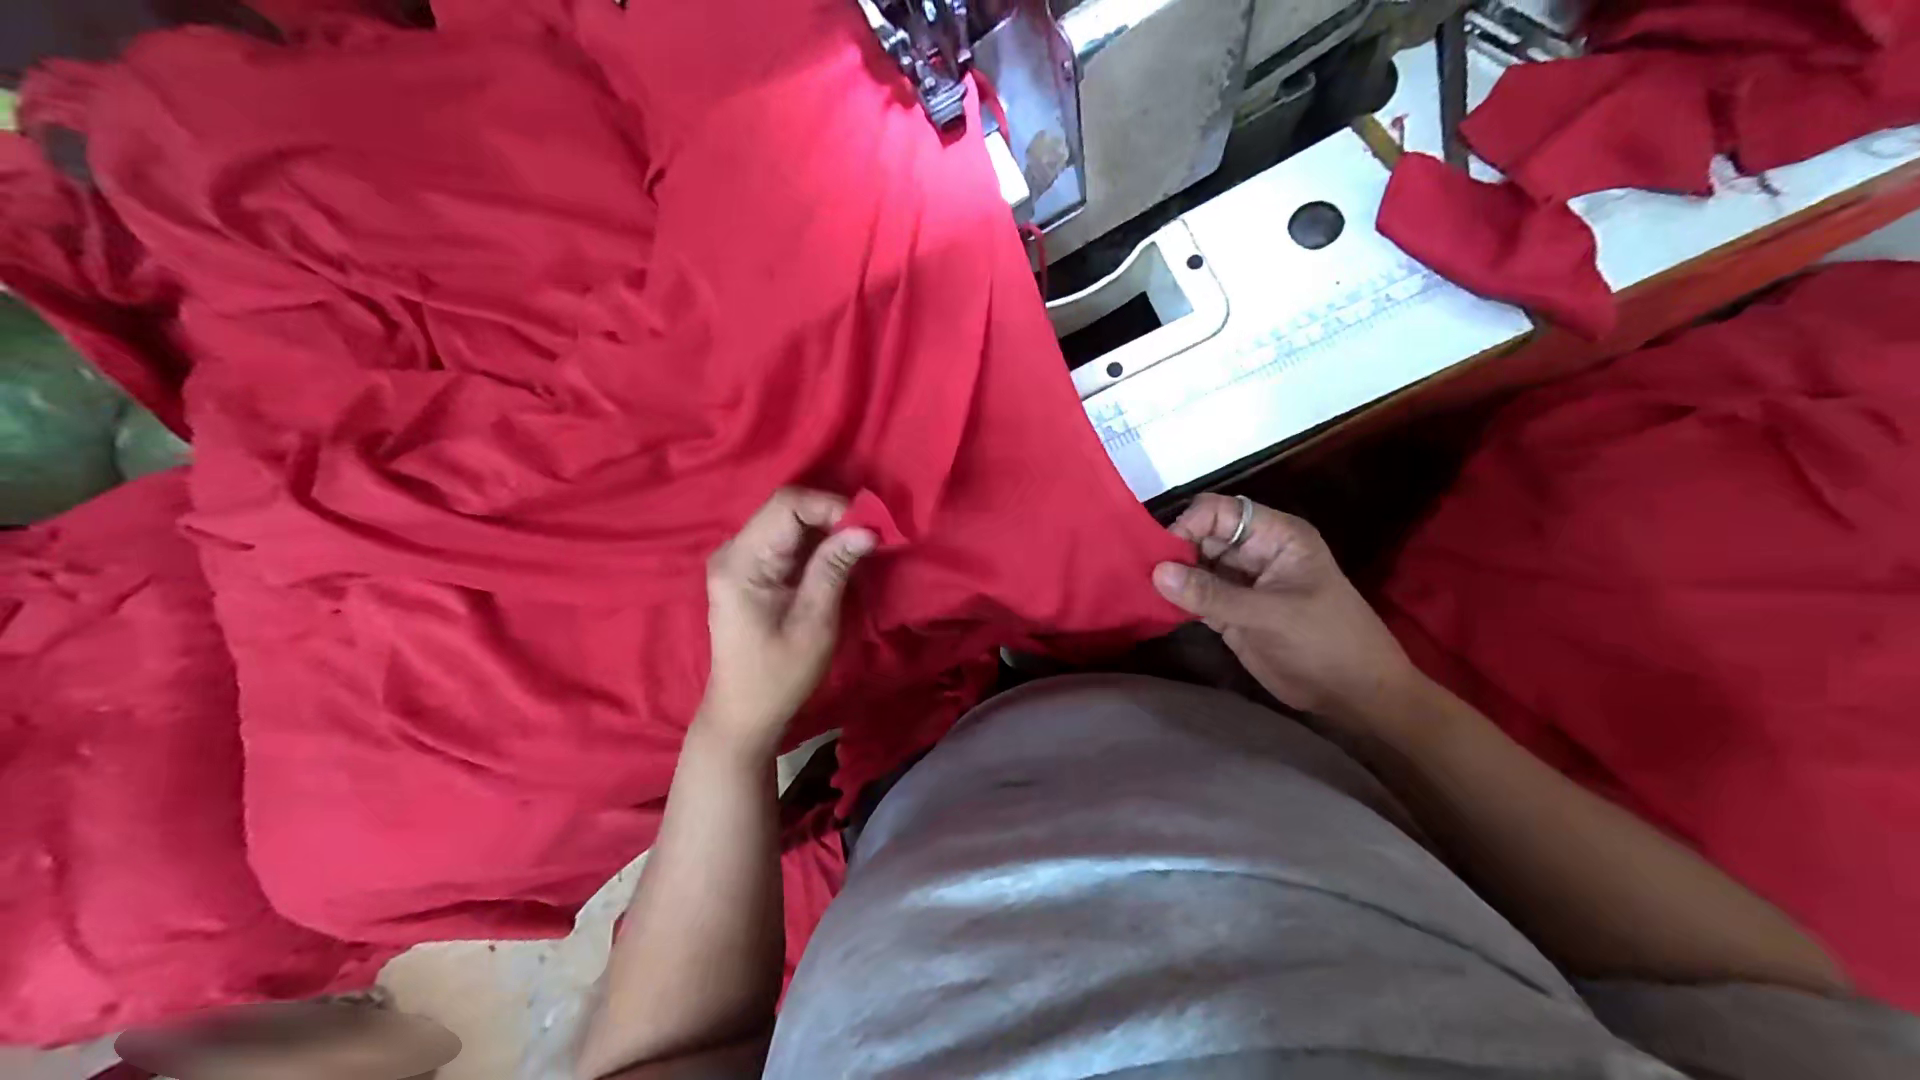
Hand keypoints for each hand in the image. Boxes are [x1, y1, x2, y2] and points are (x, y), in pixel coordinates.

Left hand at [700, 488, 876, 753]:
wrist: (744, 713)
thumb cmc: (779, 676)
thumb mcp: (814, 623)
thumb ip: (834, 569)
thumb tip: (867, 529)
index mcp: (741, 562)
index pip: (786, 505)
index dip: (830, 506)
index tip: (867, 528)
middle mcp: (733, 551)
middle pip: (786, 509)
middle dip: (832, 517)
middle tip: (869, 538)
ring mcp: (738, 559)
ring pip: (789, 522)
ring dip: (827, 530)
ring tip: (858, 549)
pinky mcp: (749, 570)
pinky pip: (786, 541)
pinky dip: (816, 544)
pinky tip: (837, 560)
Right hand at [1152, 494, 1423, 726]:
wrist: (1354, 695)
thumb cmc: (1326, 642)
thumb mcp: (1270, 615)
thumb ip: (1212, 594)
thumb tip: (1156, 572)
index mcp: (1276, 536)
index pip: (1222, 512)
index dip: (1190, 524)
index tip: (1162, 552)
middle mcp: (1254, 552)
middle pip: (1202, 536)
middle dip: (1173, 550)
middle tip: (1141, 571)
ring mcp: (1240, 582)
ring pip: (1194, 566)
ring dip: (1170, 575)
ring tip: (1138, 585)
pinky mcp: (1229, 611)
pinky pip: (1194, 595)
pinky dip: (1175, 599)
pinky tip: (1152, 603)